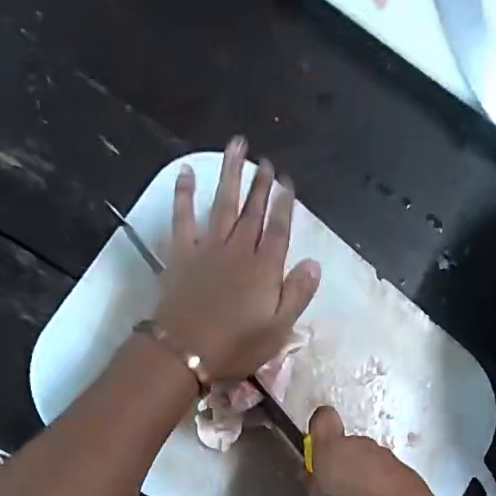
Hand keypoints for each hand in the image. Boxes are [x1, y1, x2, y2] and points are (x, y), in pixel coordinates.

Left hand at [153, 137, 321, 381]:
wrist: (185, 350)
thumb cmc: (236, 346)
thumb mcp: (278, 329)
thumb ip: (297, 294)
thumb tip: (314, 263)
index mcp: (265, 269)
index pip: (279, 229)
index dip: (285, 204)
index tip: (287, 182)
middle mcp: (239, 250)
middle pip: (252, 211)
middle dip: (261, 184)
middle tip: (266, 161)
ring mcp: (208, 248)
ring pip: (223, 203)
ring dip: (230, 174)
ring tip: (236, 145)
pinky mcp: (181, 253)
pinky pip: (183, 217)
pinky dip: (184, 193)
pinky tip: (186, 172)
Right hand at [306, 406, 461, 495]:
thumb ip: (314, 486)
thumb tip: (315, 475)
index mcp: (332, 449)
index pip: (323, 418)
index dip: (319, 430)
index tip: (318, 451)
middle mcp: (361, 445)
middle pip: (347, 445)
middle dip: (343, 465)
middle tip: (340, 495)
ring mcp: (387, 456)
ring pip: (368, 461)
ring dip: (364, 478)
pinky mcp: (407, 471)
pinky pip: (387, 475)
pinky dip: (383, 488)